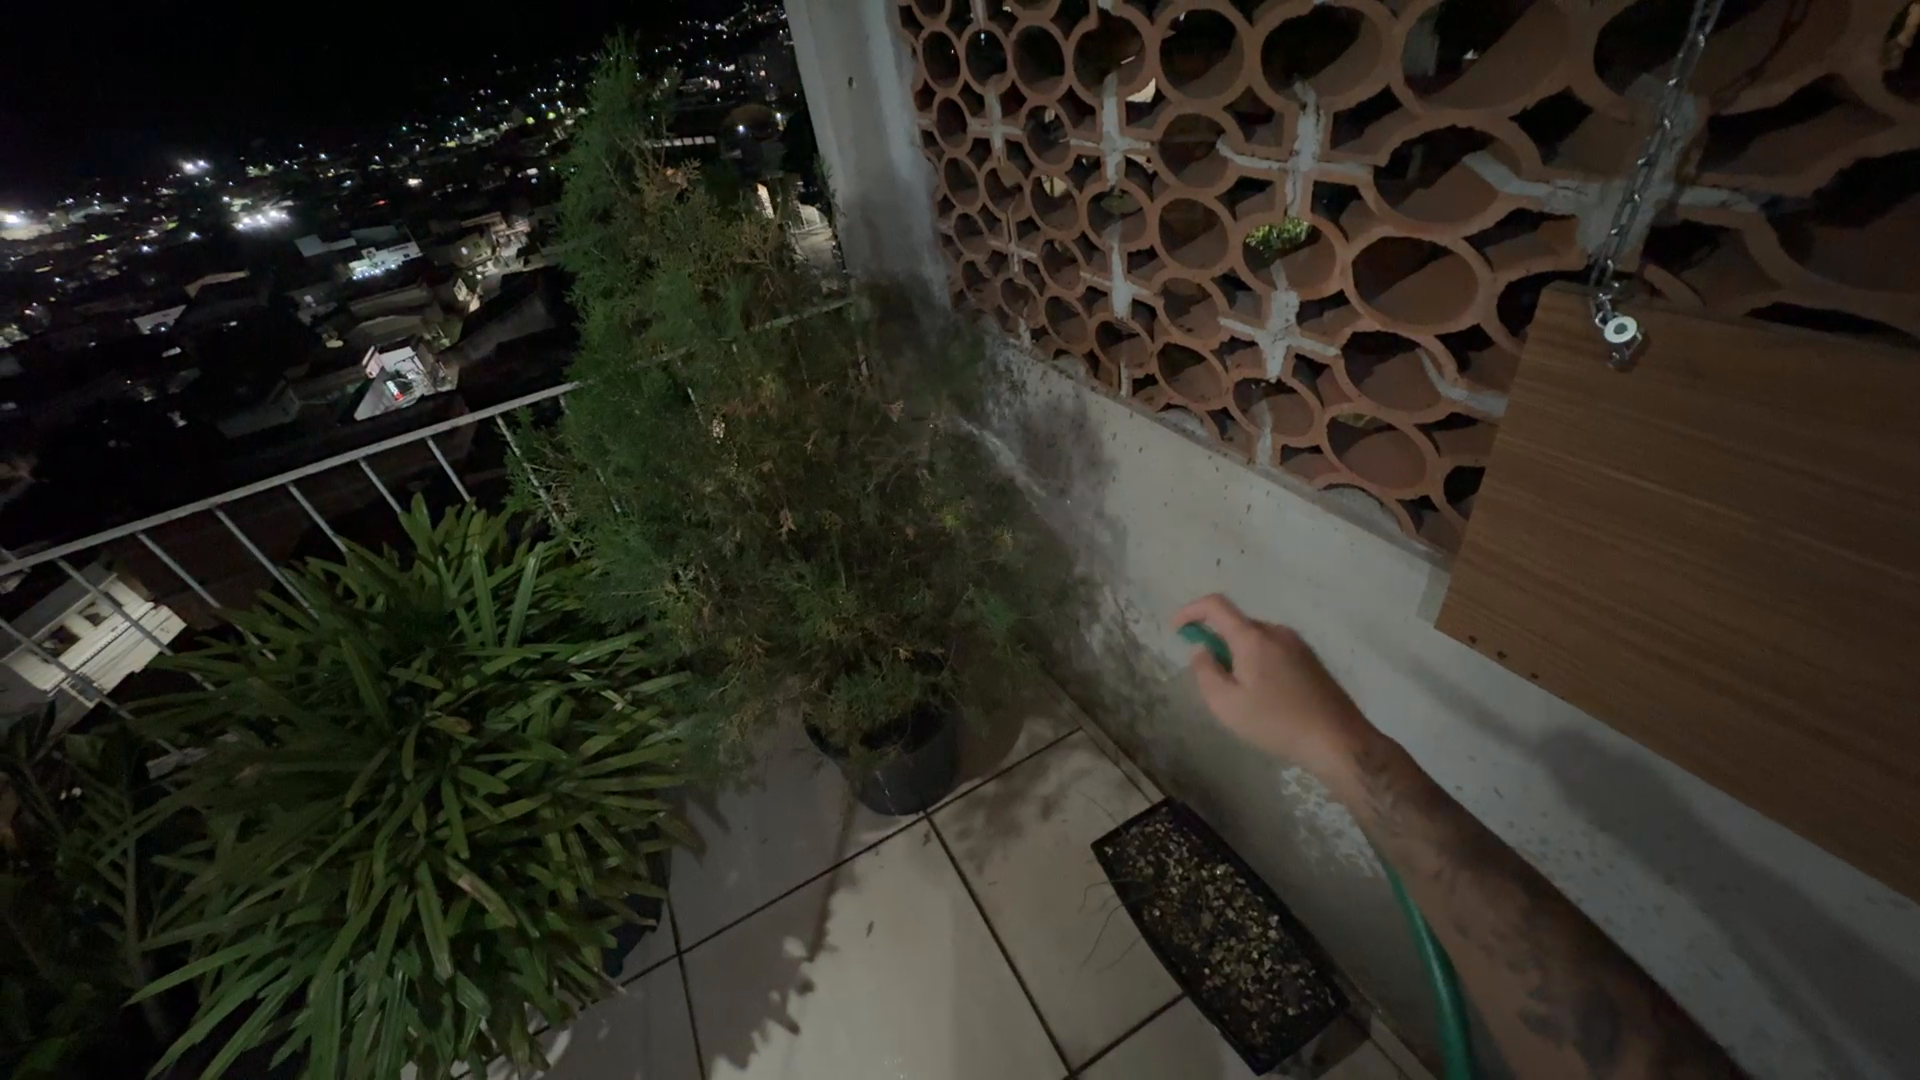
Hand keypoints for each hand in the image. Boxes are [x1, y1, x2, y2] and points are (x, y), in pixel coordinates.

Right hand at [1172, 594, 1381, 779]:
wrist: (1339, 741)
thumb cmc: (1276, 723)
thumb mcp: (1226, 704)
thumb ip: (1205, 671)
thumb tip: (1202, 650)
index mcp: (1253, 637)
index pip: (1215, 605)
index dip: (1191, 611)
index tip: (1177, 630)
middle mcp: (1277, 632)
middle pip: (1237, 624)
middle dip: (1217, 642)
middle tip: (1213, 679)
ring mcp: (1298, 644)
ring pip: (1255, 639)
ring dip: (1239, 655)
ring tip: (1242, 694)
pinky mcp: (1311, 659)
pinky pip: (1273, 649)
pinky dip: (1258, 662)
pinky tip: (1266, 696)